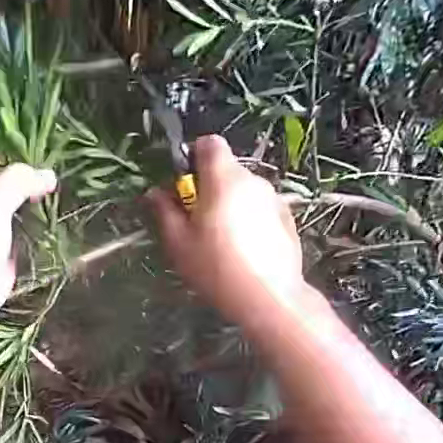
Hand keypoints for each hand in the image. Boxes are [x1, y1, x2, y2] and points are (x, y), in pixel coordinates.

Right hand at [147, 135, 308, 326]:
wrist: (269, 298)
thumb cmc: (216, 268)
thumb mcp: (179, 244)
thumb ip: (164, 212)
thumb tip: (155, 193)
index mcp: (223, 179)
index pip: (209, 144)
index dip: (193, 157)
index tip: (184, 186)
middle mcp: (252, 181)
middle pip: (226, 170)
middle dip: (209, 188)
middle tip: (196, 222)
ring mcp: (274, 199)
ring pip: (244, 191)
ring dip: (230, 205)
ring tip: (221, 241)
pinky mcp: (287, 218)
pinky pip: (261, 209)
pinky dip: (250, 220)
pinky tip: (244, 250)